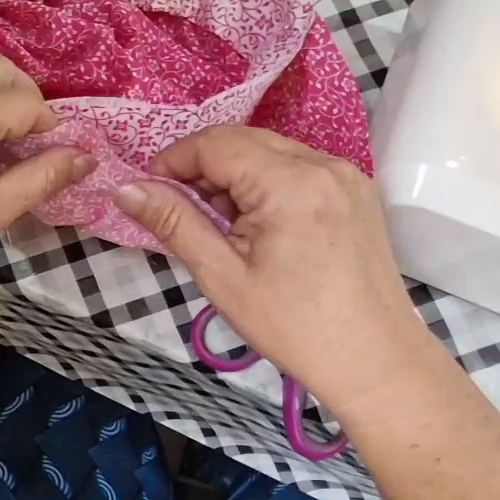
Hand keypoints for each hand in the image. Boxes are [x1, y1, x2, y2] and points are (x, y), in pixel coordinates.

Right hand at [113, 126, 433, 406]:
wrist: (373, 359)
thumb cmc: (292, 325)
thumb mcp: (221, 276)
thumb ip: (174, 222)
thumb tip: (126, 190)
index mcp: (290, 184)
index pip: (216, 143)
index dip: (174, 160)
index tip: (149, 191)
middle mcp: (323, 165)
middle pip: (242, 140)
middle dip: (201, 167)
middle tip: (178, 210)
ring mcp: (345, 175)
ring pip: (268, 151)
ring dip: (231, 175)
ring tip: (218, 225)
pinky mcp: (354, 191)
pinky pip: (295, 167)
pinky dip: (263, 183)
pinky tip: (254, 224)